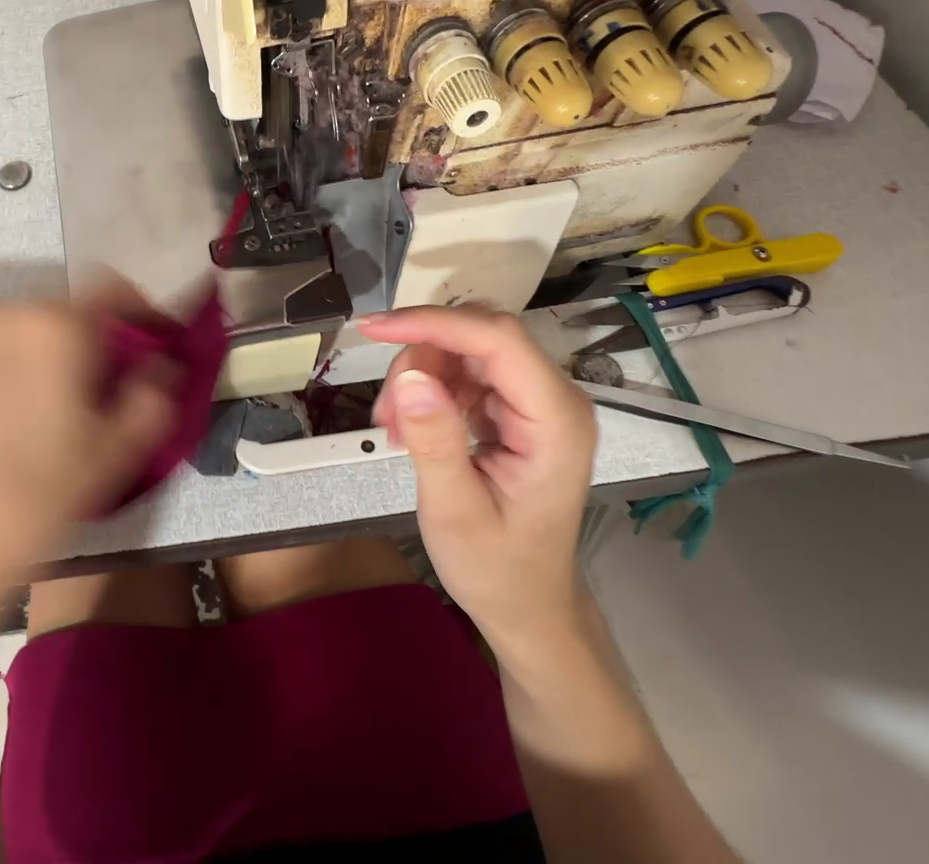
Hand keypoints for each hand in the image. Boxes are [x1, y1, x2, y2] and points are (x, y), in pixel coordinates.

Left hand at [0, 291, 177, 664]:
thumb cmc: (35, 504)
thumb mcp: (114, 457)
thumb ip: (151, 398)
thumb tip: (162, 366)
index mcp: (53, 326)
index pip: (111, 291)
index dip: (138, 313)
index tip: (147, 342)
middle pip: (53, 314)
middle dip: (78, 343)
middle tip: (87, 393)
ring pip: (3, 336)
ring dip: (26, 359)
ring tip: (29, 416)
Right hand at [356, 307, 597, 655]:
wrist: (527, 604)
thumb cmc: (496, 568)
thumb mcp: (455, 510)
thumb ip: (435, 440)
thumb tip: (408, 376)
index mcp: (556, 421)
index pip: (497, 340)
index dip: (433, 324)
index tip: (372, 329)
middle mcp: (555, 399)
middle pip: (480, 338)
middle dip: (421, 357)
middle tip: (386, 412)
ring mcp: (537, 403)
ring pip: (467, 351)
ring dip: (420, 376)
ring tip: (395, 432)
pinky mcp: (518, 410)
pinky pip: (466, 374)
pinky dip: (430, 392)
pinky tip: (411, 431)